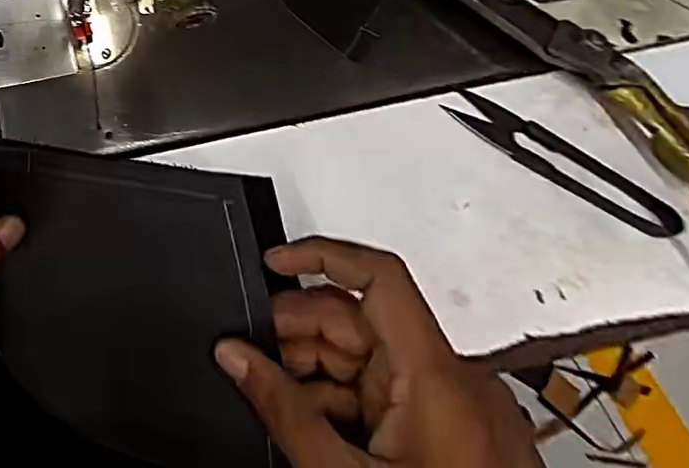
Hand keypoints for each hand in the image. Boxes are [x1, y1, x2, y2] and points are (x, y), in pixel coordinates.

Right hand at [214, 238, 539, 467]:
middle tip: (254, 349)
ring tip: (277, 393)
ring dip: (314, 366)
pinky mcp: (449, 433)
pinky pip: (384, 391)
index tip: (275, 261)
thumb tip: (234, 355)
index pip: (378, 276)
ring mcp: (454, 409)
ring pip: (366, 355)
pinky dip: (341, 398)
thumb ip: (283, 410)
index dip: (320, 256)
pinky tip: (312, 422)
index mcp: (438, 378)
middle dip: (299, 328)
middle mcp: (454, 381)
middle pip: (360, 317)